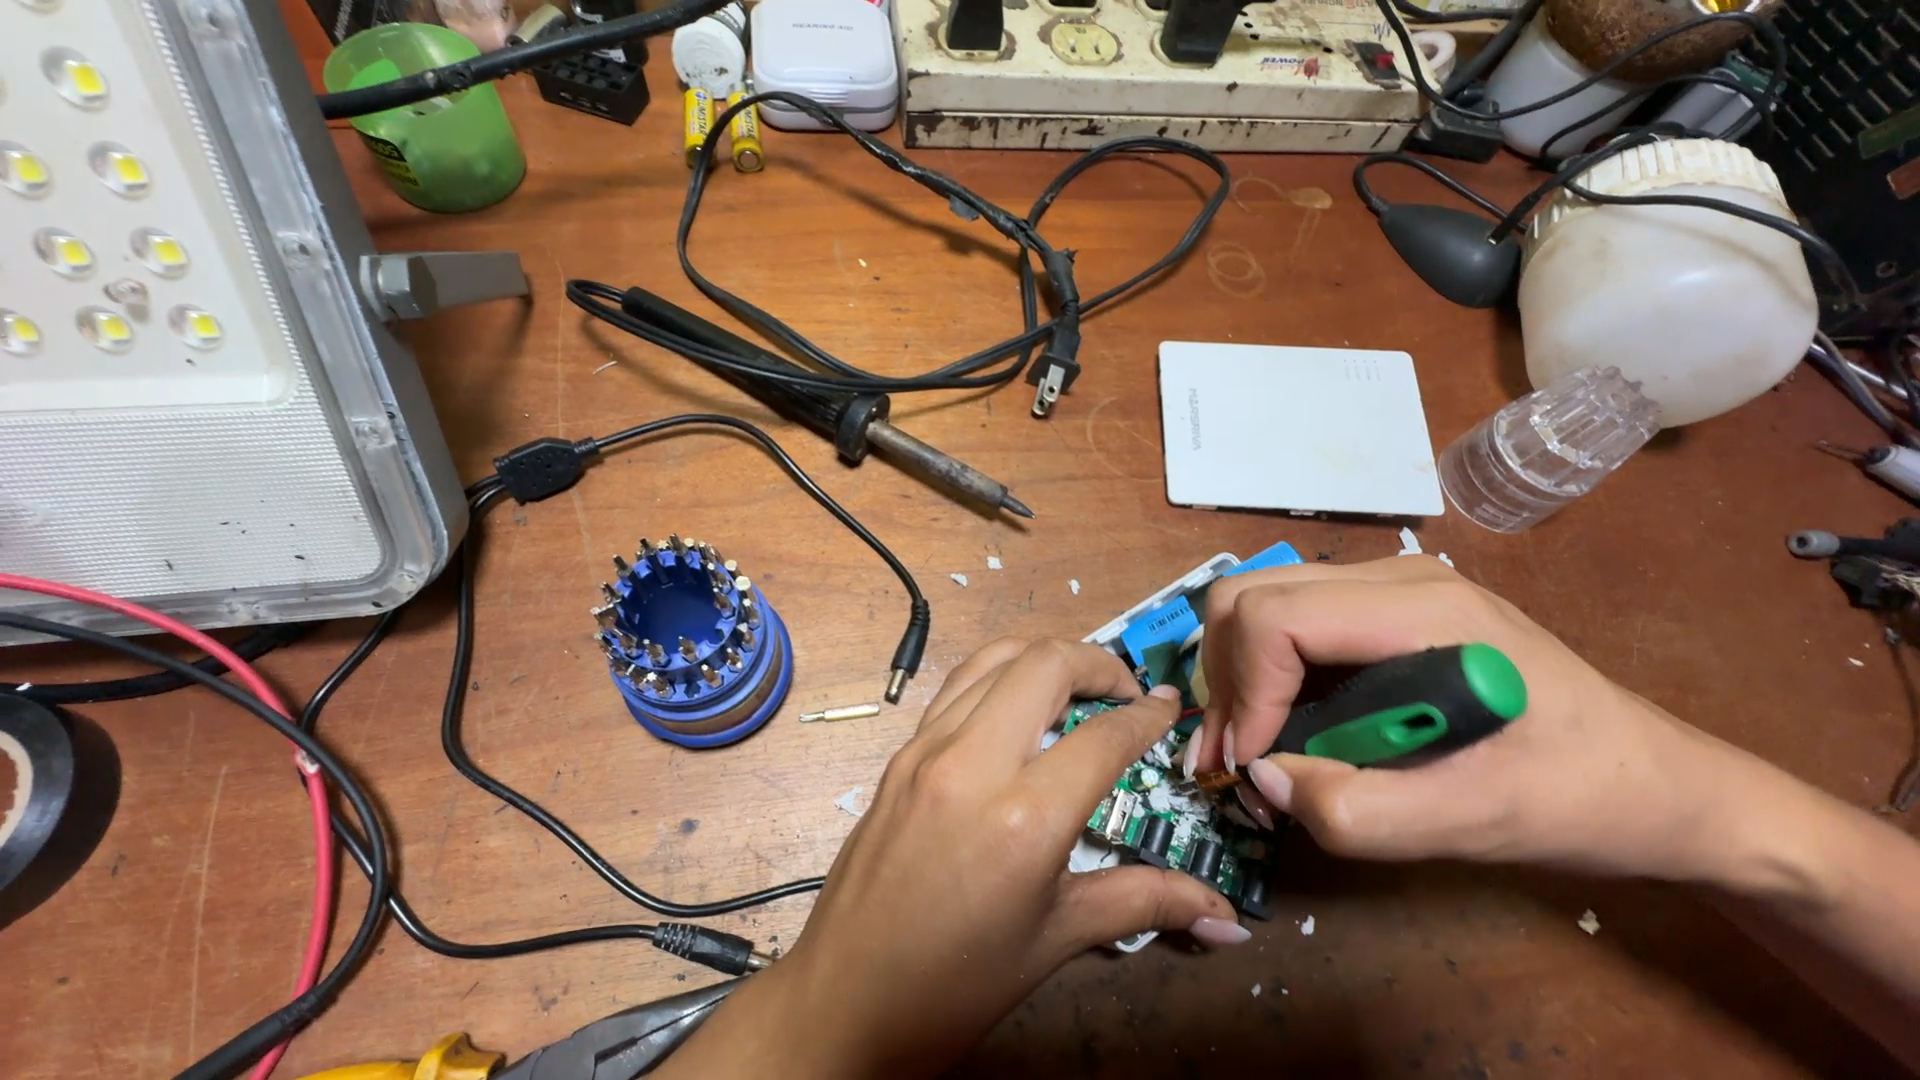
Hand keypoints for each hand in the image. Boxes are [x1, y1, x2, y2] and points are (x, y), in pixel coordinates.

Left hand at [659, 639, 1245, 1079]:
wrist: (845, 1000)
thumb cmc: (958, 983)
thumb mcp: (1057, 939)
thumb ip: (1145, 904)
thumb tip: (1228, 923)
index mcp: (1024, 816)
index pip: (1104, 735)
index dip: (1146, 716)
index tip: (1168, 710)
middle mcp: (972, 763)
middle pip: (1044, 664)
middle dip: (1097, 663)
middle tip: (1126, 693)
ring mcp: (925, 750)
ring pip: (993, 660)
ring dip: (1043, 659)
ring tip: (1075, 688)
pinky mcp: (898, 755)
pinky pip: (956, 688)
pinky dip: (997, 676)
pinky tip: (1016, 709)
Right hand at [1194, 556, 1765, 882]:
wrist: (1662, 783)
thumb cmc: (1584, 798)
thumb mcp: (1477, 824)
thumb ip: (1358, 812)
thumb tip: (1261, 776)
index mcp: (1424, 611)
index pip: (1278, 616)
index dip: (1245, 691)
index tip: (1251, 765)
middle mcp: (1394, 579)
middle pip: (1248, 596)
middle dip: (1225, 678)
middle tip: (1236, 757)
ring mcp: (1386, 590)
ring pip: (1256, 604)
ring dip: (1236, 678)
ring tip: (1253, 749)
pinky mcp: (1380, 614)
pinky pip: (1286, 623)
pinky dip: (1261, 677)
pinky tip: (1283, 729)